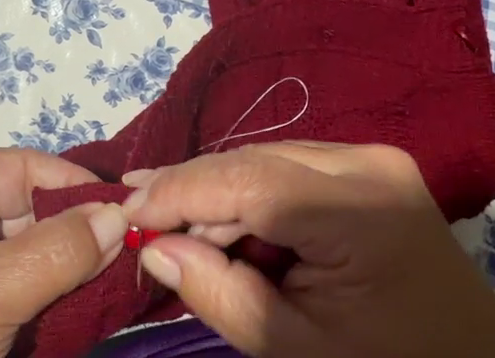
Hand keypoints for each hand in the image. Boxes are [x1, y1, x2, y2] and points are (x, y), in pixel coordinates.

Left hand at [0, 148, 126, 357]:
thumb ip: (57, 251)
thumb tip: (121, 215)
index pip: (29, 168)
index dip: (80, 185)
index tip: (136, 209)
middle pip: (40, 207)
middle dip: (87, 228)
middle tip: (141, 248)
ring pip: (43, 247)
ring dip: (82, 264)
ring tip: (130, 273)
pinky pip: (35, 283)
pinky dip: (66, 292)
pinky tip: (100, 298)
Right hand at [123, 142, 494, 357]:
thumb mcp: (298, 349)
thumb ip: (222, 294)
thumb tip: (154, 248)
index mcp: (359, 210)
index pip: (249, 182)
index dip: (181, 191)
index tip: (126, 211)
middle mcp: (364, 161)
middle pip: (253, 163)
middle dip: (191, 190)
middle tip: (134, 212)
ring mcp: (369, 156)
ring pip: (265, 160)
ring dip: (215, 191)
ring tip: (162, 215)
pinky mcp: (366, 163)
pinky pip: (288, 168)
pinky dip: (247, 194)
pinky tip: (216, 216)